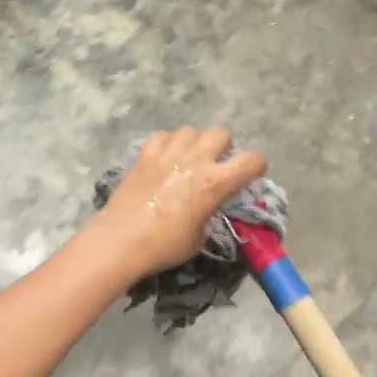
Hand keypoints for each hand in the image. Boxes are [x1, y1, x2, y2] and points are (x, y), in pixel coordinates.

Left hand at [85, 127, 266, 279]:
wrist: (120, 241)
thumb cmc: (164, 245)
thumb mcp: (199, 237)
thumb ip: (208, 214)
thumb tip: (205, 207)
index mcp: (214, 182)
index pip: (251, 161)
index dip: (255, 167)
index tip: (249, 176)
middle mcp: (194, 160)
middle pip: (220, 134)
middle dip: (223, 147)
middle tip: (215, 165)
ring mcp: (167, 153)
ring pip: (190, 130)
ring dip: (195, 142)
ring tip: (188, 159)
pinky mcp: (144, 155)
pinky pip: (163, 136)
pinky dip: (167, 144)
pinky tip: (164, 159)